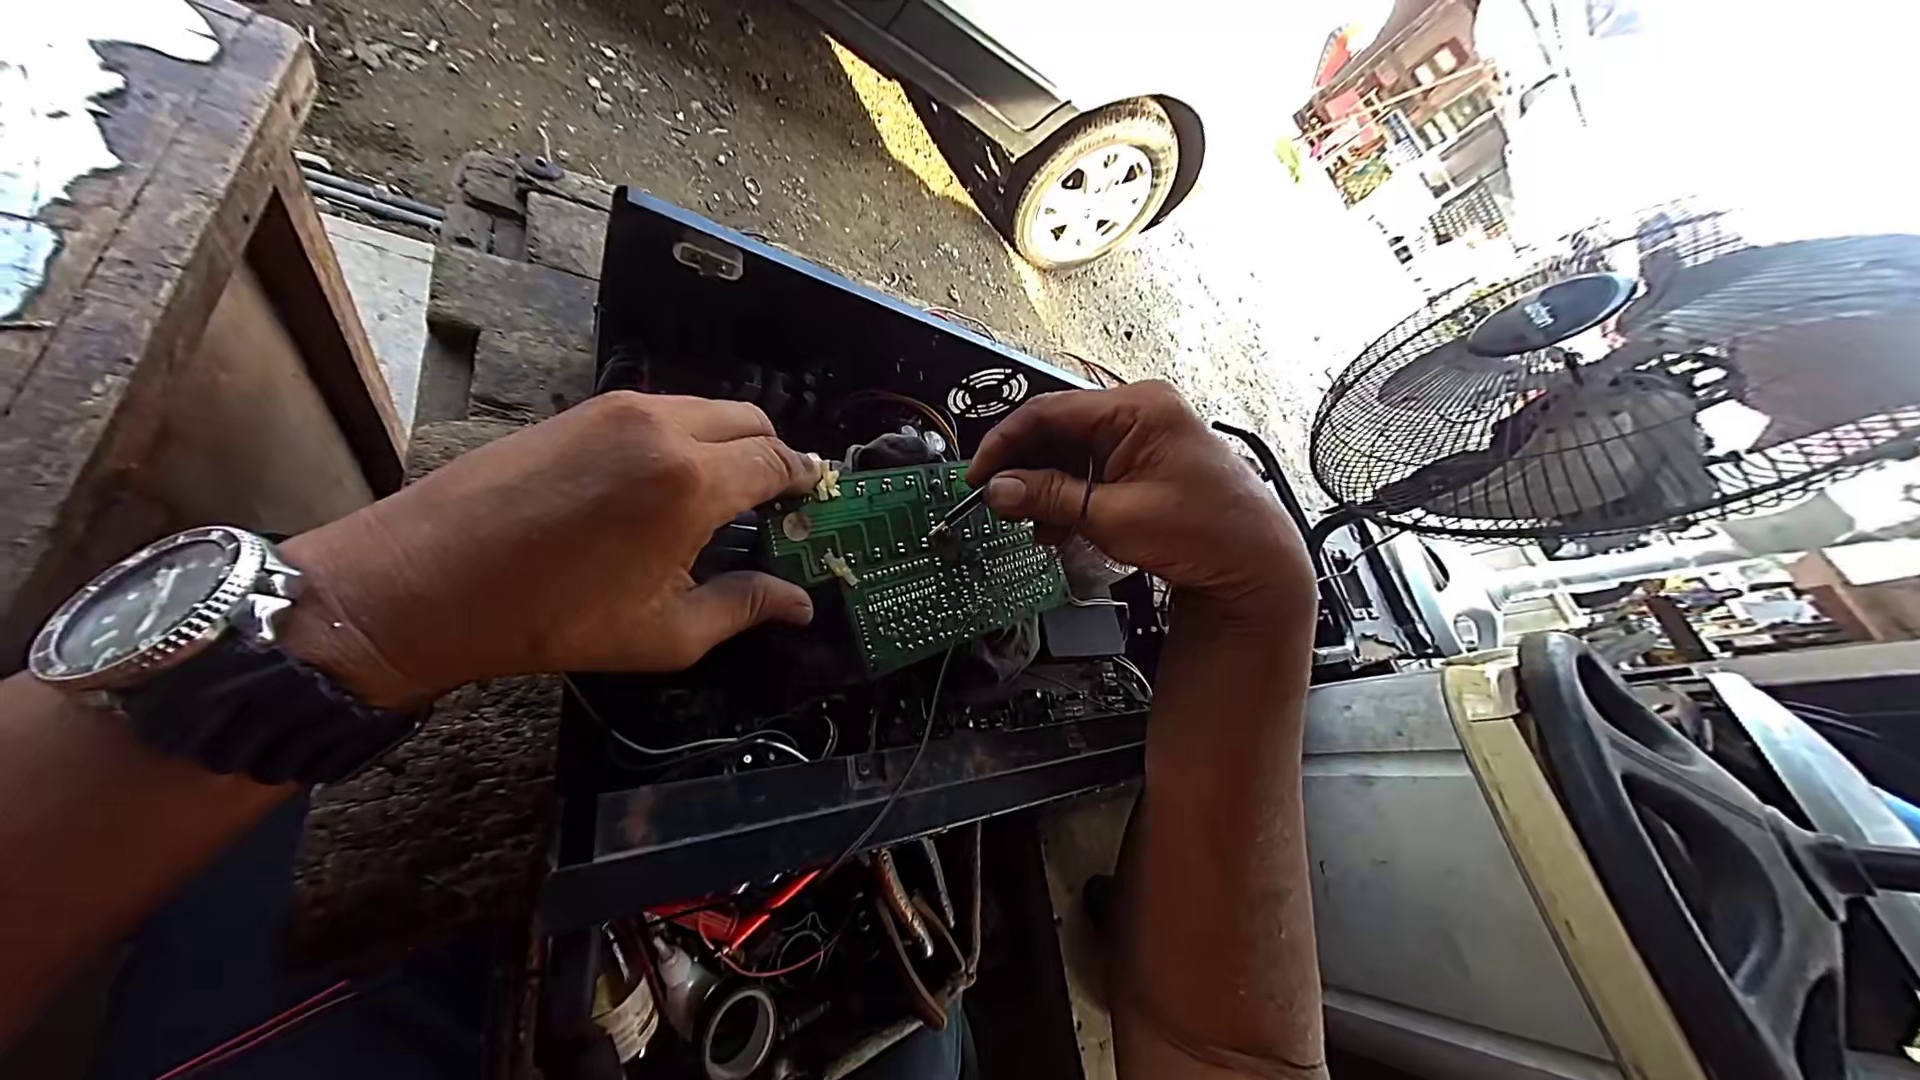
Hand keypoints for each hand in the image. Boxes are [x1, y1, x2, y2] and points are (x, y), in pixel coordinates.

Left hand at [279, 392, 822, 707]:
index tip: (817, 493)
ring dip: (733, 441)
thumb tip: (801, 605)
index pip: (778, 462)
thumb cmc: (553, 620)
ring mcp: (620, 410)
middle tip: (777, 495)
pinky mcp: (585, 408)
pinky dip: (691, 434)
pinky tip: (672, 475)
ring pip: (709, 409)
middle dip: (775, 454)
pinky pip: (665, 409)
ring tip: (727, 487)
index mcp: (693, 484)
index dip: (806, 478)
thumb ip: (746, 607)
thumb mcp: (667, 632)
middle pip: (752, 421)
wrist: (422, 582)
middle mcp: (665, 429)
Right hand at [967, 381, 1311, 625]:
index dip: (1004, 444)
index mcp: (1138, 408)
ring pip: (1067, 455)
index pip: (1048, 412)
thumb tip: (1001, 488)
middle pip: (1056, 432)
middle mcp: (1139, 413)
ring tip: (1036, 524)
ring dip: (1044, 489)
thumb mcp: (1115, 517)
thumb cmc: (1211, 532)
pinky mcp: (1139, 463)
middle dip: (1024, 471)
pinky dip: (1066, 498)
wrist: (1254, 566)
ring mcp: (1140, 438)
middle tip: (1000, 502)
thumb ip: (1051, 498)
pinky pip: (1087, 471)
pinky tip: (1059, 525)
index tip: (979, 474)